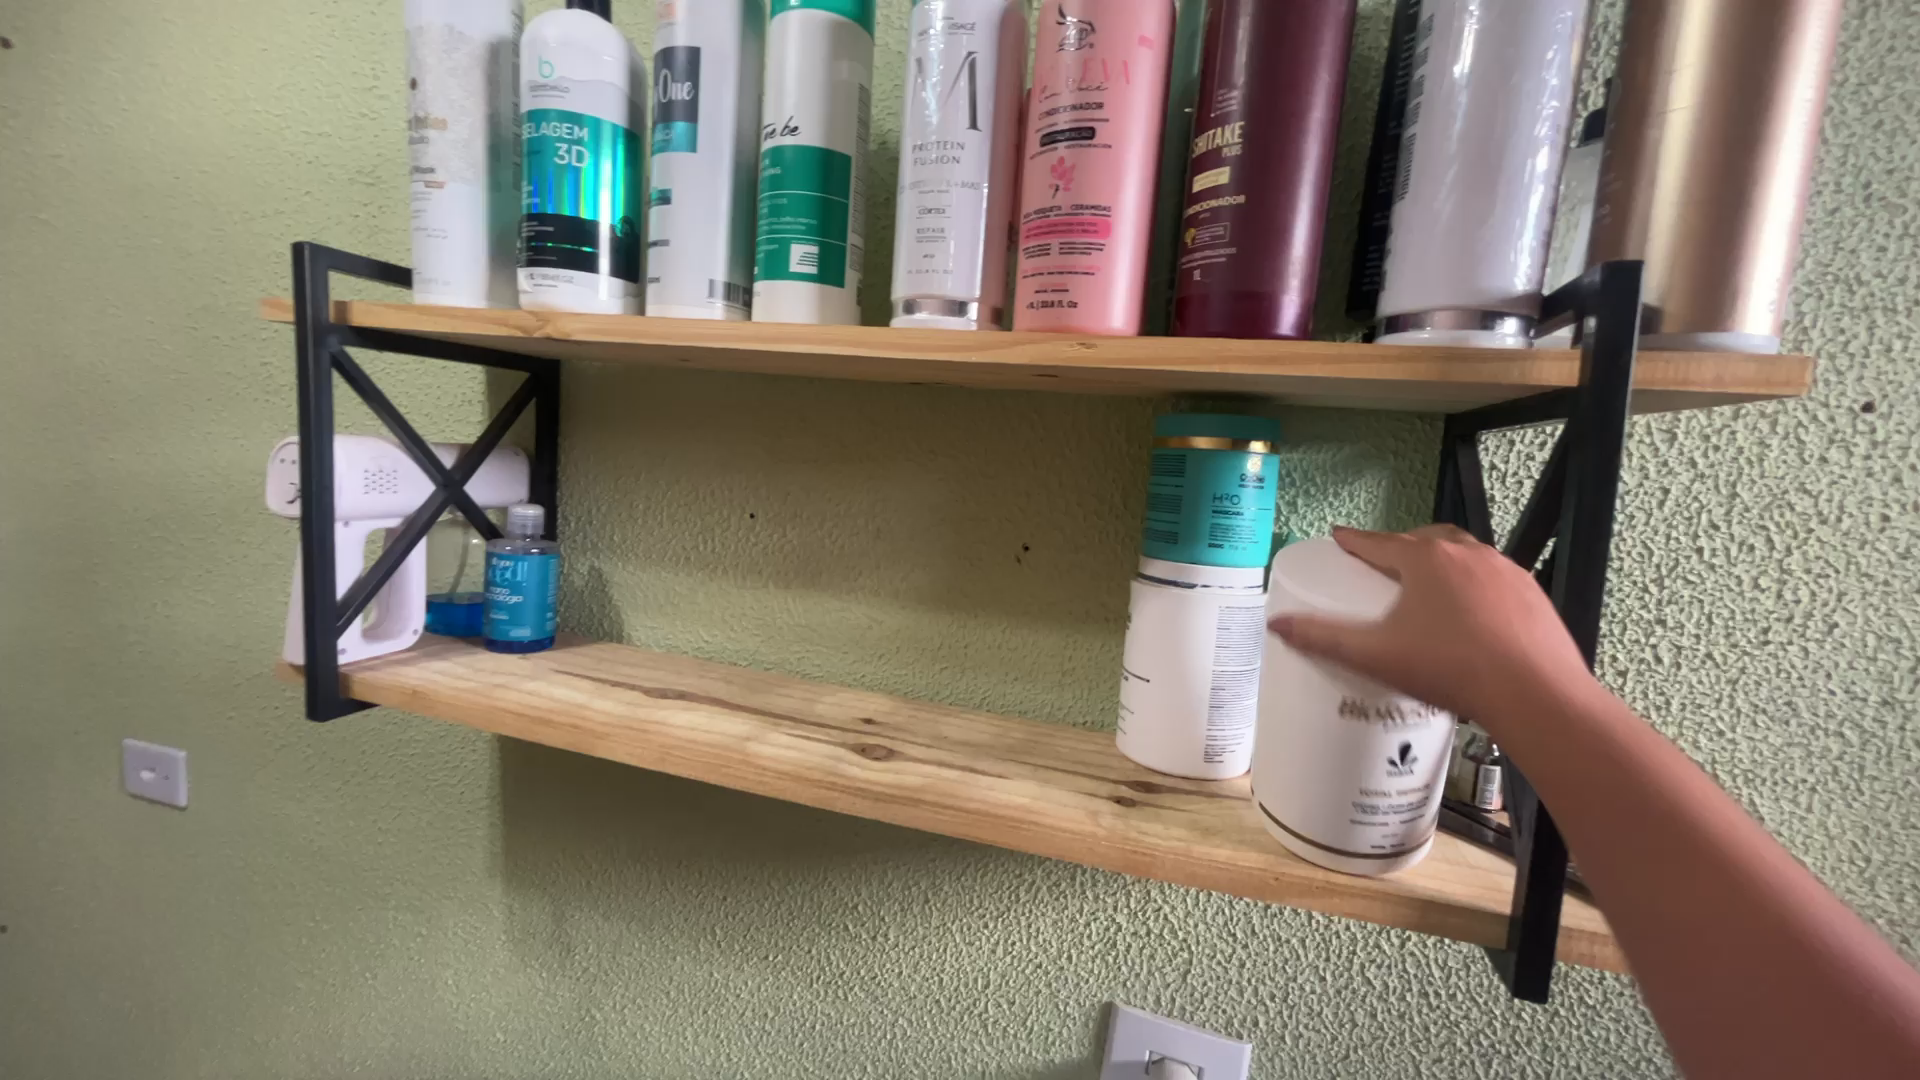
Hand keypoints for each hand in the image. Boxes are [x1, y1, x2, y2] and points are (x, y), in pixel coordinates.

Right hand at [1268, 525, 1599, 727]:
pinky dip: (1471, 582)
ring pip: (1463, 553)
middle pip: (1423, 538)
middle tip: (1381, 563)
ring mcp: (1505, 572)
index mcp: (1425, 559)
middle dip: (1399, 545)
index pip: (1378, 541)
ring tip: (1423, 583)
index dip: (1354, 540)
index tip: (1340, 538)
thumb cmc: (1450, 668)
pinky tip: (1465, 609)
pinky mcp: (1532, 594)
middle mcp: (1467, 554)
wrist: (1537, 697)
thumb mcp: (1375, 655)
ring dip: (1439, 559)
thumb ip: (1322, 638)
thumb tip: (1277, 625)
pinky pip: (1492, 576)